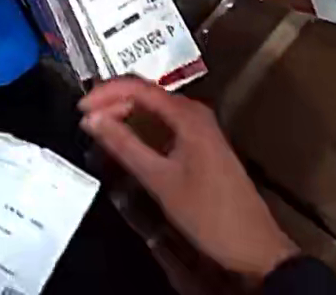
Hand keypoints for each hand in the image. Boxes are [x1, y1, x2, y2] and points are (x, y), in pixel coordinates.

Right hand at [79, 76, 298, 281]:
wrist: (254, 246)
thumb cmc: (209, 213)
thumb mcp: (160, 180)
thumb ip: (125, 146)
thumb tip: (93, 120)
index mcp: (186, 113)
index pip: (138, 87)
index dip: (106, 93)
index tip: (81, 108)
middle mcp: (192, 111)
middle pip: (145, 94)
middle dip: (113, 102)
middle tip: (86, 121)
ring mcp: (197, 126)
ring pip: (153, 109)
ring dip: (125, 115)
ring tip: (99, 128)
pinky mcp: (198, 143)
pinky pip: (163, 124)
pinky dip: (140, 128)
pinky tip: (125, 141)